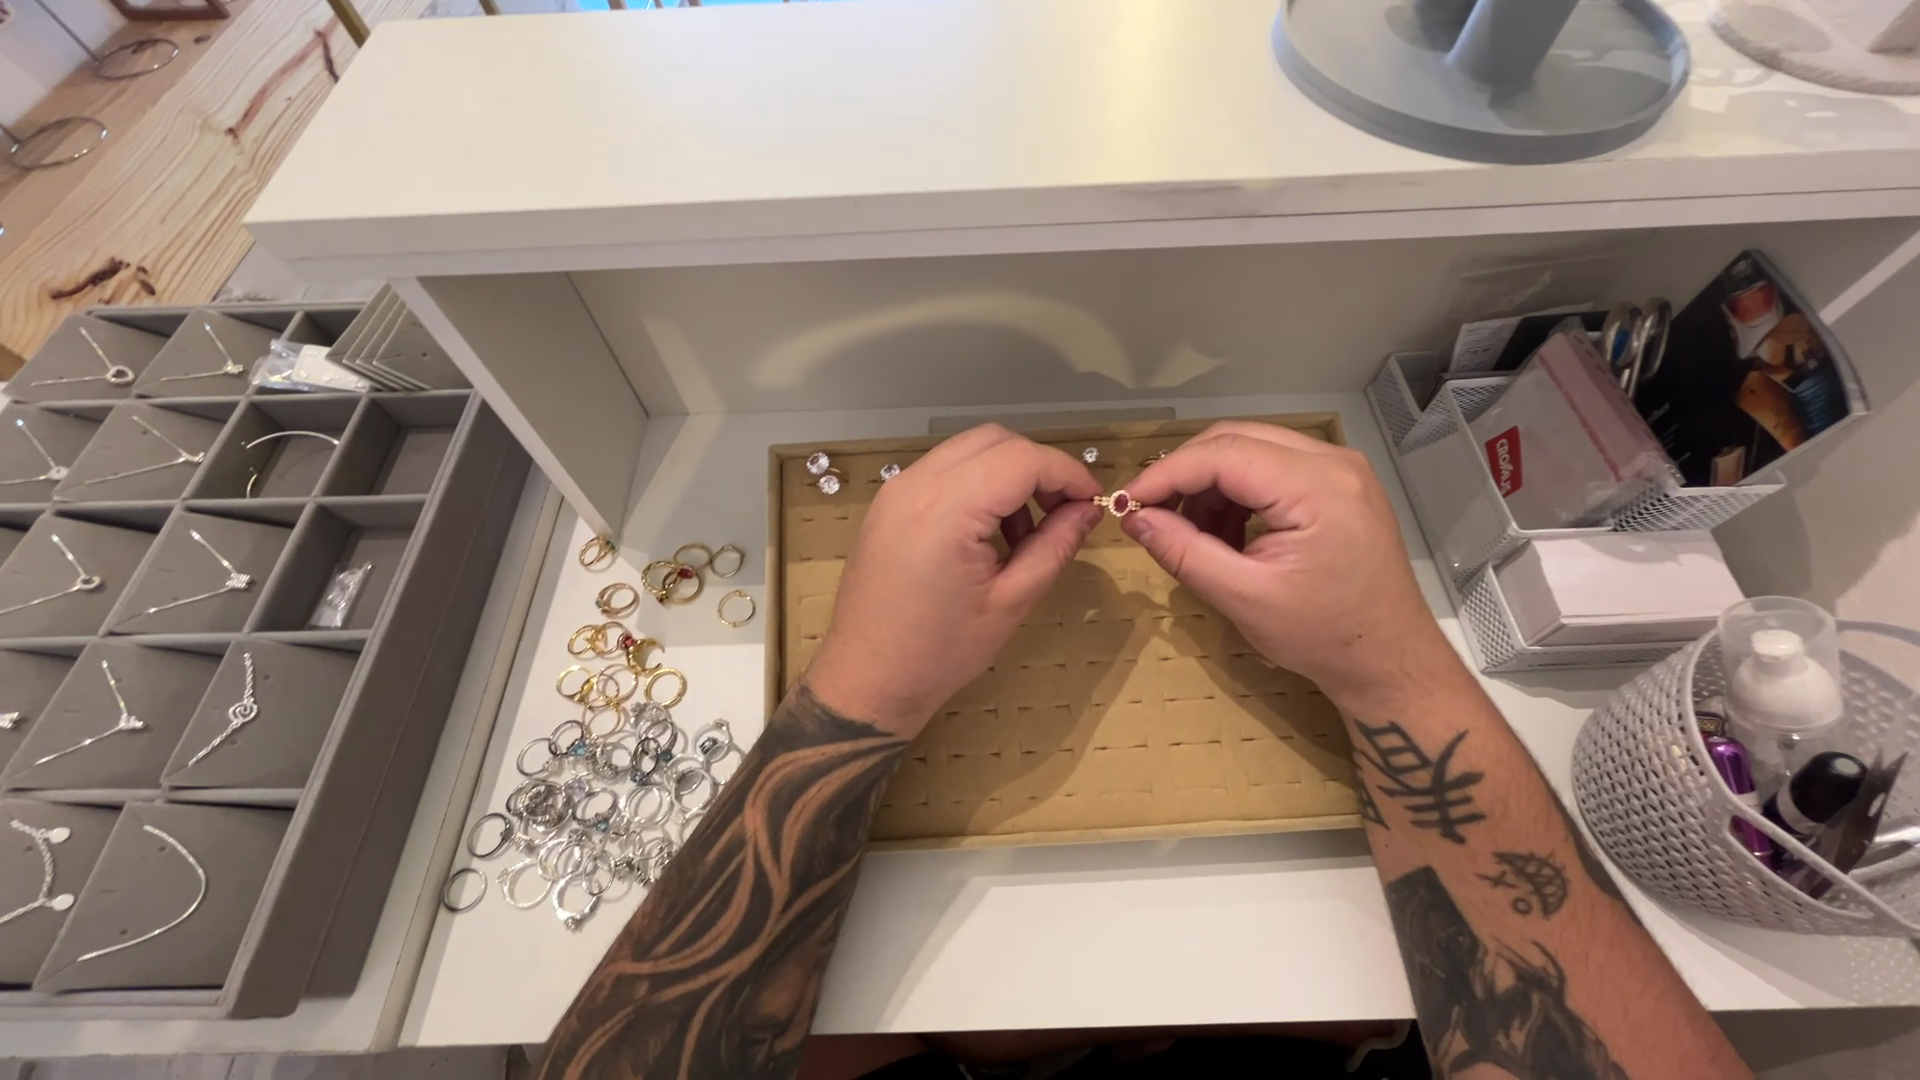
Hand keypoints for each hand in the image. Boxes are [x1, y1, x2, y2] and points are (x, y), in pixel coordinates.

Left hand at [805, 425, 1102, 737]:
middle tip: (1063, 512)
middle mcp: (916, 484)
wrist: (868, 678)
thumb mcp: (1012, 601)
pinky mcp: (889, 503)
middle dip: (1038, 468)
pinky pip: (944, 471)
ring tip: (1025, 532)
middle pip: (995, 441)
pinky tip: (988, 532)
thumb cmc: (940, 651)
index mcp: (947, 508)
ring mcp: (896, 489)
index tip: (1093, 502)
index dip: (1067, 473)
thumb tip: (1088, 511)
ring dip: (1008, 475)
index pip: (1022, 459)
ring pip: (968, 451)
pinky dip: (977, 484)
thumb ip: (1055, 545)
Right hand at [1119, 422, 1464, 710]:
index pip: (1222, 455)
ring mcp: (1339, 468)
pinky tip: (1225, 533)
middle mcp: (1332, 461)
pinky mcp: (1336, 482)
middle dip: (1184, 475)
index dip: (1166, 474)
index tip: (1125, 502)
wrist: (1388, 658)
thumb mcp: (1242, 597)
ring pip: (1249, 450)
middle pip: (1234, 440)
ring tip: (1192, 535)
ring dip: (1208, 485)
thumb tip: (1133, 518)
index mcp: (1316, 486)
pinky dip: (1235, 492)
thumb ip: (1183, 552)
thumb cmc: (1322, 636)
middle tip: (1149, 514)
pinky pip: (1269, 467)